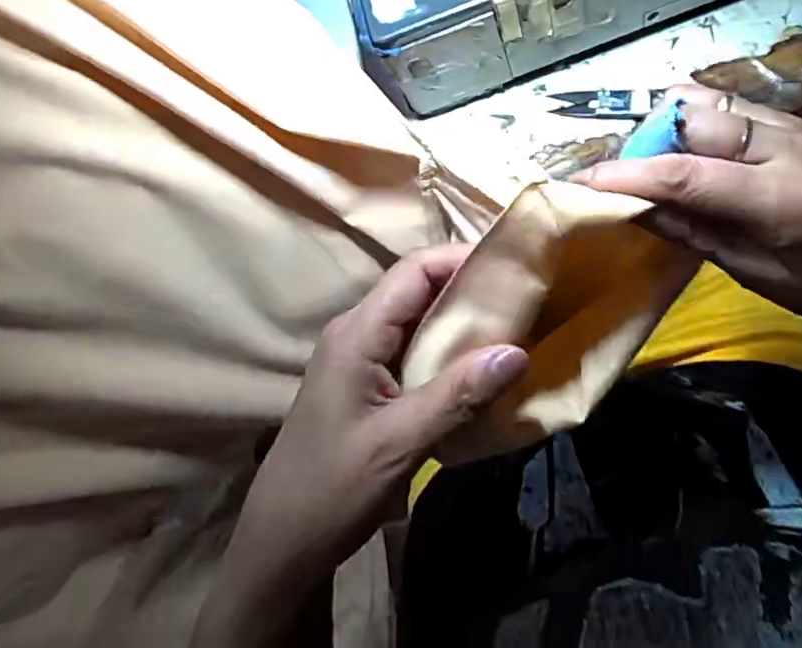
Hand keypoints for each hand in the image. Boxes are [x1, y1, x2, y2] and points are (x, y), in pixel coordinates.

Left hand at [198, 246, 527, 645]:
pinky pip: (411, 344)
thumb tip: (518, 352)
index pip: (414, 270)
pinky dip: (446, 346)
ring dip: (460, 317)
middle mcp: (357, 331)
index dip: (461, 258)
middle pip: (417, 286)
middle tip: (520, 295)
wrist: (281, 545)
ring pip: (416, 316)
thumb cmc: (332, 489)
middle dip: (468, 285)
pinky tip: (476, 364)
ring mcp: (359, 355)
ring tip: (510, 324)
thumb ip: (459, 395)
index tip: (509, 266)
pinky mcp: (366, 379)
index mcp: (357, 332)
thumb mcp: (400, 443)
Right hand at [571, 85, 801, 343]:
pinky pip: (724, 101)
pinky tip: (669, 133)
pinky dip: (687, 113)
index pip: (688, 174)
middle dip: (643, 143)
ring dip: (662, 123)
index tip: (583, 180)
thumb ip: (689, 229)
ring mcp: (793, 124)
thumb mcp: (751, 272)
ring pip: (706, 101)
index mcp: (785, 198)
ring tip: (639, 153)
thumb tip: (627, 204)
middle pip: (693, 122)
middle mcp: (791, 146)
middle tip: (614, 172)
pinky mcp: (789, 117)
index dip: (629, 175)